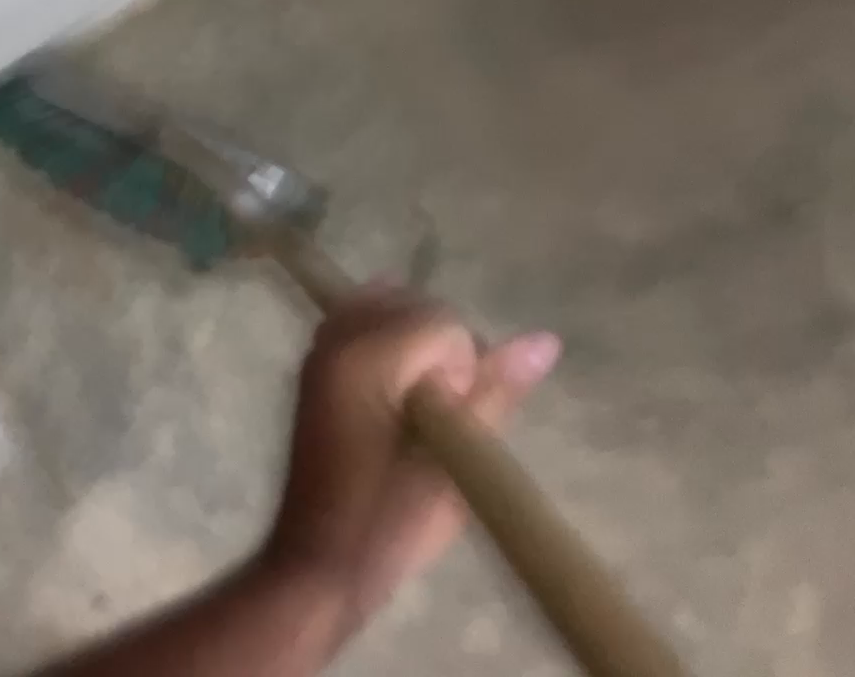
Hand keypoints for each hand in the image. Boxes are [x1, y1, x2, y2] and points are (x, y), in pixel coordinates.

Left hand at [268, 284, 560, 615]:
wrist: (324, 551)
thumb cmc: (395, 516)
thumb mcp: (459, 458)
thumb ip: (496, 390)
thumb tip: (544, 338)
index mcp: (368, 358)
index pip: (442, 320)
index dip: (466, 361)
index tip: (460, 408)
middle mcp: (336, 340)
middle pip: (410, 304)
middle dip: (441, 343)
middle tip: (444, 404)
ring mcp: (317, 350)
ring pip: (381, 306)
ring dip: (412, 337)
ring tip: (421, 397)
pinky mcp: (310, 367)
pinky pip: (354, 322)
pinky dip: (382, 335)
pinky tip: (399, 377)